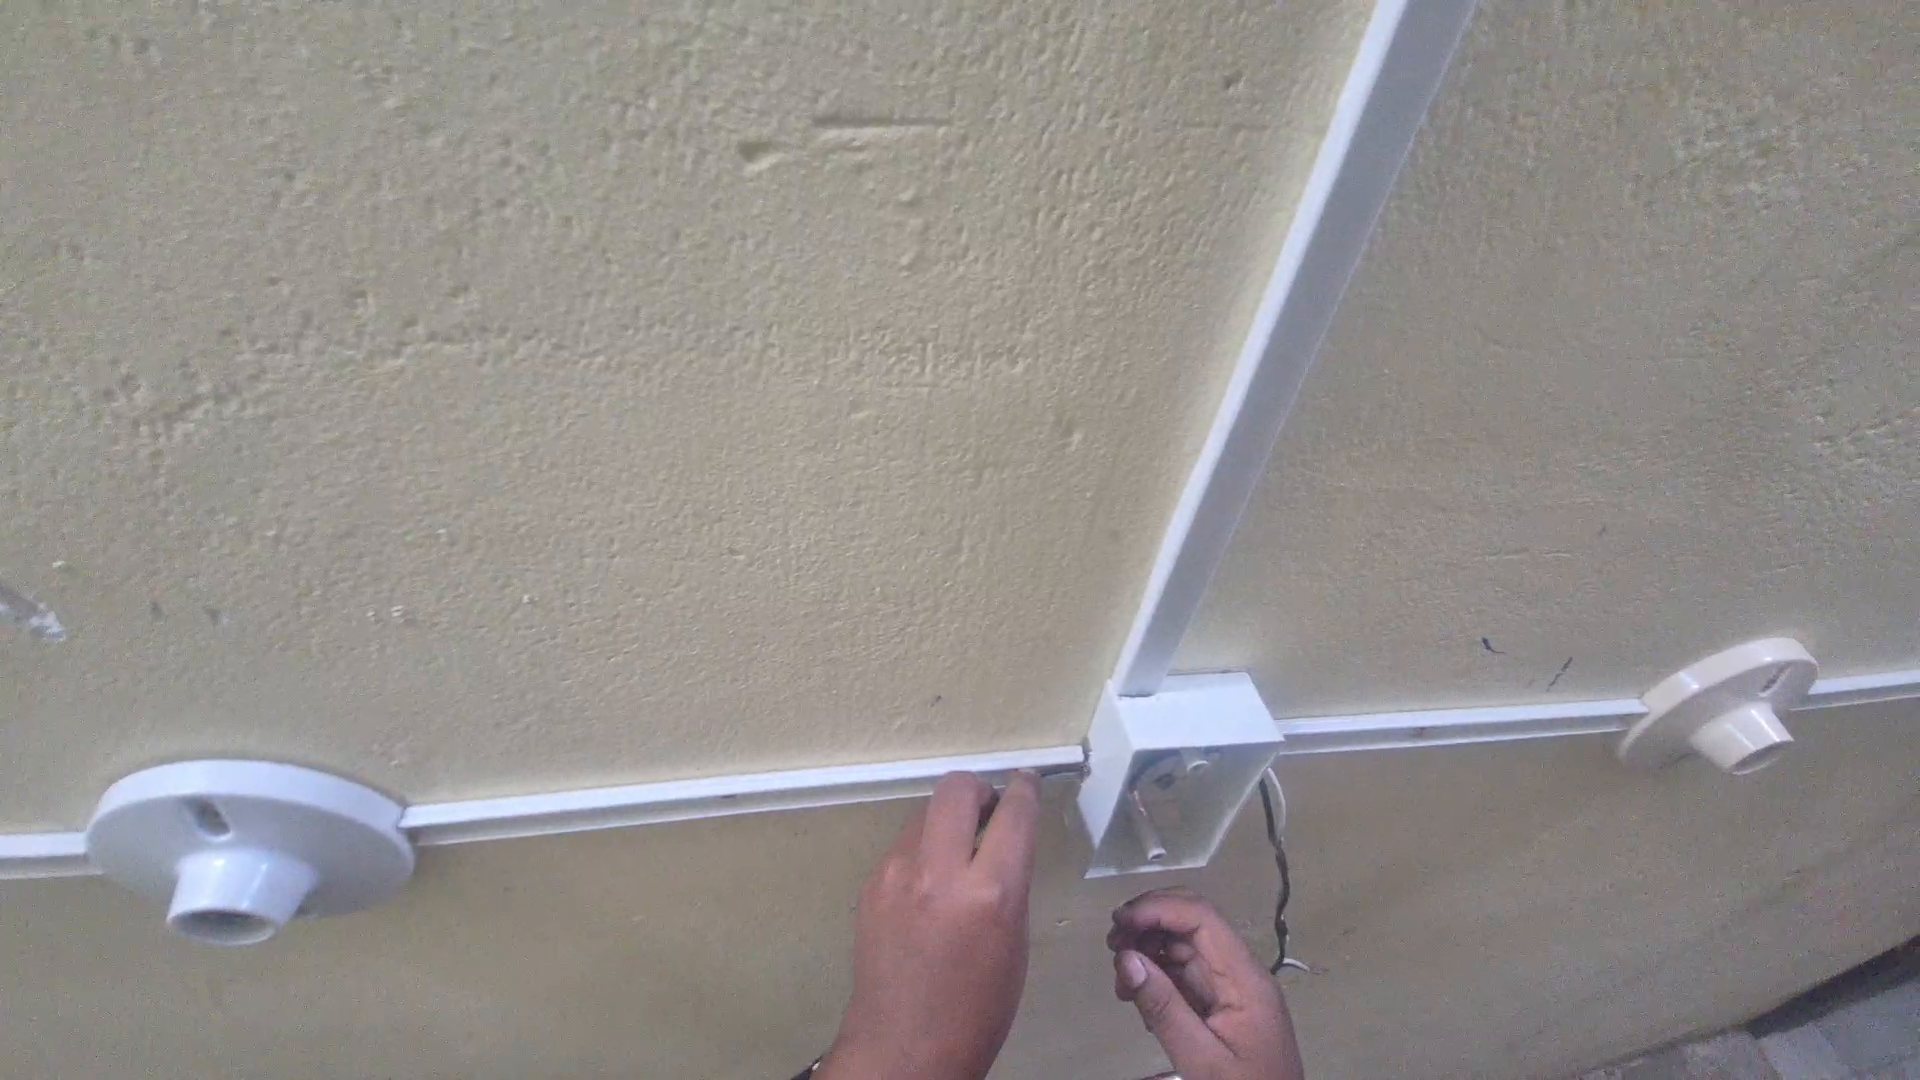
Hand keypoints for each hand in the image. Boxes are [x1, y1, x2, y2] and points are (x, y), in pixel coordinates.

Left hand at [817, 771, 1041, 1079]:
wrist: (902, 1051)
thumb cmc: (977, 1008)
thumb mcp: (1014, 944)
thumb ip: (1009, 881)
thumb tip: (1003, 838)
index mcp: (988, 894)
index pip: (1013, 813)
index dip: (1024, 789)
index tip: (1026, 781)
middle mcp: (938, 872)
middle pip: (957, 788)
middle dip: (978, 788)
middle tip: (988, 809)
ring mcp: (897, 874)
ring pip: (926, 812)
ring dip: (948, 820)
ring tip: (956, 853)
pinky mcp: (872, 883)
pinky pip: (904, 844)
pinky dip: (923, 850)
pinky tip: (928, 885)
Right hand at [1107, 887, 1303, 1079]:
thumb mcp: (1203, 1063)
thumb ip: (1164, 1009)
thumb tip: (1125, 956)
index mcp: (1245, 977)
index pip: (1201, 916)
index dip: (1157, 908)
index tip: (1119, 923)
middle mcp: (1239, 970)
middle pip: (1191, 919)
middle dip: (1148, 921)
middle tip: (1113, 945)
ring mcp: (1229, 985)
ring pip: (1182, 942)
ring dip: (1146, 948)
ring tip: (1121, 980)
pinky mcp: (1219, 1001)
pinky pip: (1182, 970)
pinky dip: (1155, 973)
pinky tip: (1137, 996)